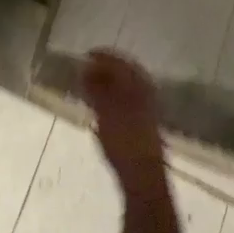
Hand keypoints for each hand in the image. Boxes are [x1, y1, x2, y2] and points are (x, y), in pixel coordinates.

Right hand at [82, 50, 167, 189]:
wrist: (144, 177)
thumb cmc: (123, 142)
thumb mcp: (104, 112)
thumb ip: (95, 88)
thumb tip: (85, 67)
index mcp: (139, 86)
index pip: (120, 62)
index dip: (103, 56)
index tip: (85, 55)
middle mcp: (146, 93)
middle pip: (125, 73)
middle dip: (106, 69)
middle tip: (87, 70)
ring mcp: (148, 109)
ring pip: (127, 87)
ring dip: (110, 83)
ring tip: (91, 87)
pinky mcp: (146, 124)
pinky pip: (129, 100)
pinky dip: (115, 97)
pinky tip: (103, 106)